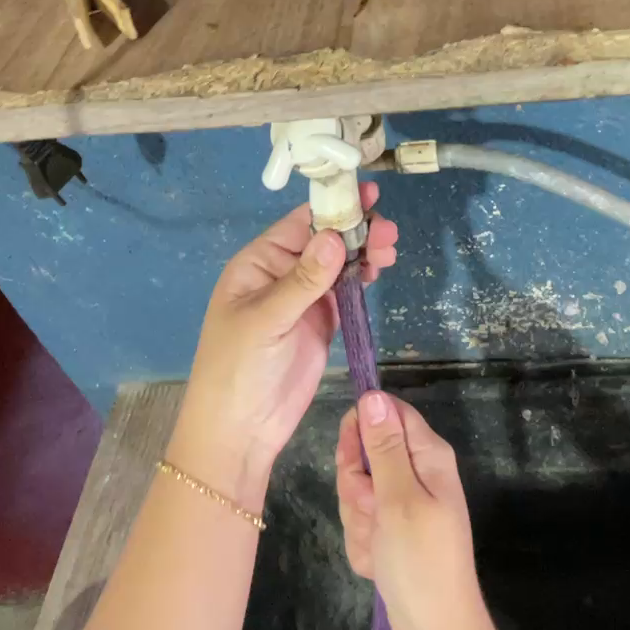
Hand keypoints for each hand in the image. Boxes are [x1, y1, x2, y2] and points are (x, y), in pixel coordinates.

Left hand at [169, 184, 397, 509]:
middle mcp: (281, 273)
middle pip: (324, 240)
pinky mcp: (321, 320)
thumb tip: (335, 238)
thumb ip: (302, 281)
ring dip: (364, 251)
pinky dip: (362, 276)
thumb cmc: (238, 369)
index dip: (333, 208)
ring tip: (391, 248)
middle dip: (356, 230)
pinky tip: (379, 269)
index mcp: (258, 263)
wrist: (240, 432)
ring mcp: (302, 297)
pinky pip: (344, 288)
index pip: (300, 224)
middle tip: (389, 232)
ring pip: (338, 262)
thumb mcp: (266, 321)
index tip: (368, 198)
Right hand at [337, 392, 501, 629]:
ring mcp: (401, 502)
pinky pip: (361, 521)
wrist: (432, 629)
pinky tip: (378, 561)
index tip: (351, 458)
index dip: (362, 429)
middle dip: (357, 487)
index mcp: (427, 454)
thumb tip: (372, 394)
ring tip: (380, 544)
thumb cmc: (422, 561)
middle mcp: (416, 471)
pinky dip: (364, 543)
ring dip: (359, 520)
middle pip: (365, 453)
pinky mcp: (390, 530)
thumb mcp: (399, 498)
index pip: (387, 412)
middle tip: (372, 511)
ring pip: (357, 491)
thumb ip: (384, 447)